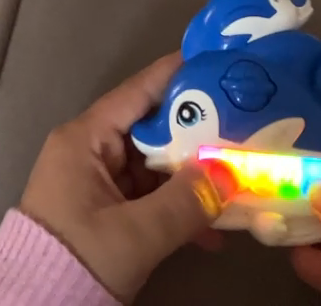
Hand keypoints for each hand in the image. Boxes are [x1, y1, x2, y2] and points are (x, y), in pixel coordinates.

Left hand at [18, 53, 239, 300]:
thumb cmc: (79, 256)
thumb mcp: (135, 233)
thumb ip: (184, 202)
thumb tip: (229, 173)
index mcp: (85, 138)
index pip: (136, 93)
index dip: (173, 78)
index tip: (210, 63)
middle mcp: (90, 150)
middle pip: (150, 129)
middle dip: (194, 134)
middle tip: (241, 126)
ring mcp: (97, 181)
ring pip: (153, 165)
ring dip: (191, 178)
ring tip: (238, 181)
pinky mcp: (104, 210)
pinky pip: (148, 196)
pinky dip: (177, 207)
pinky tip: (214, 230)